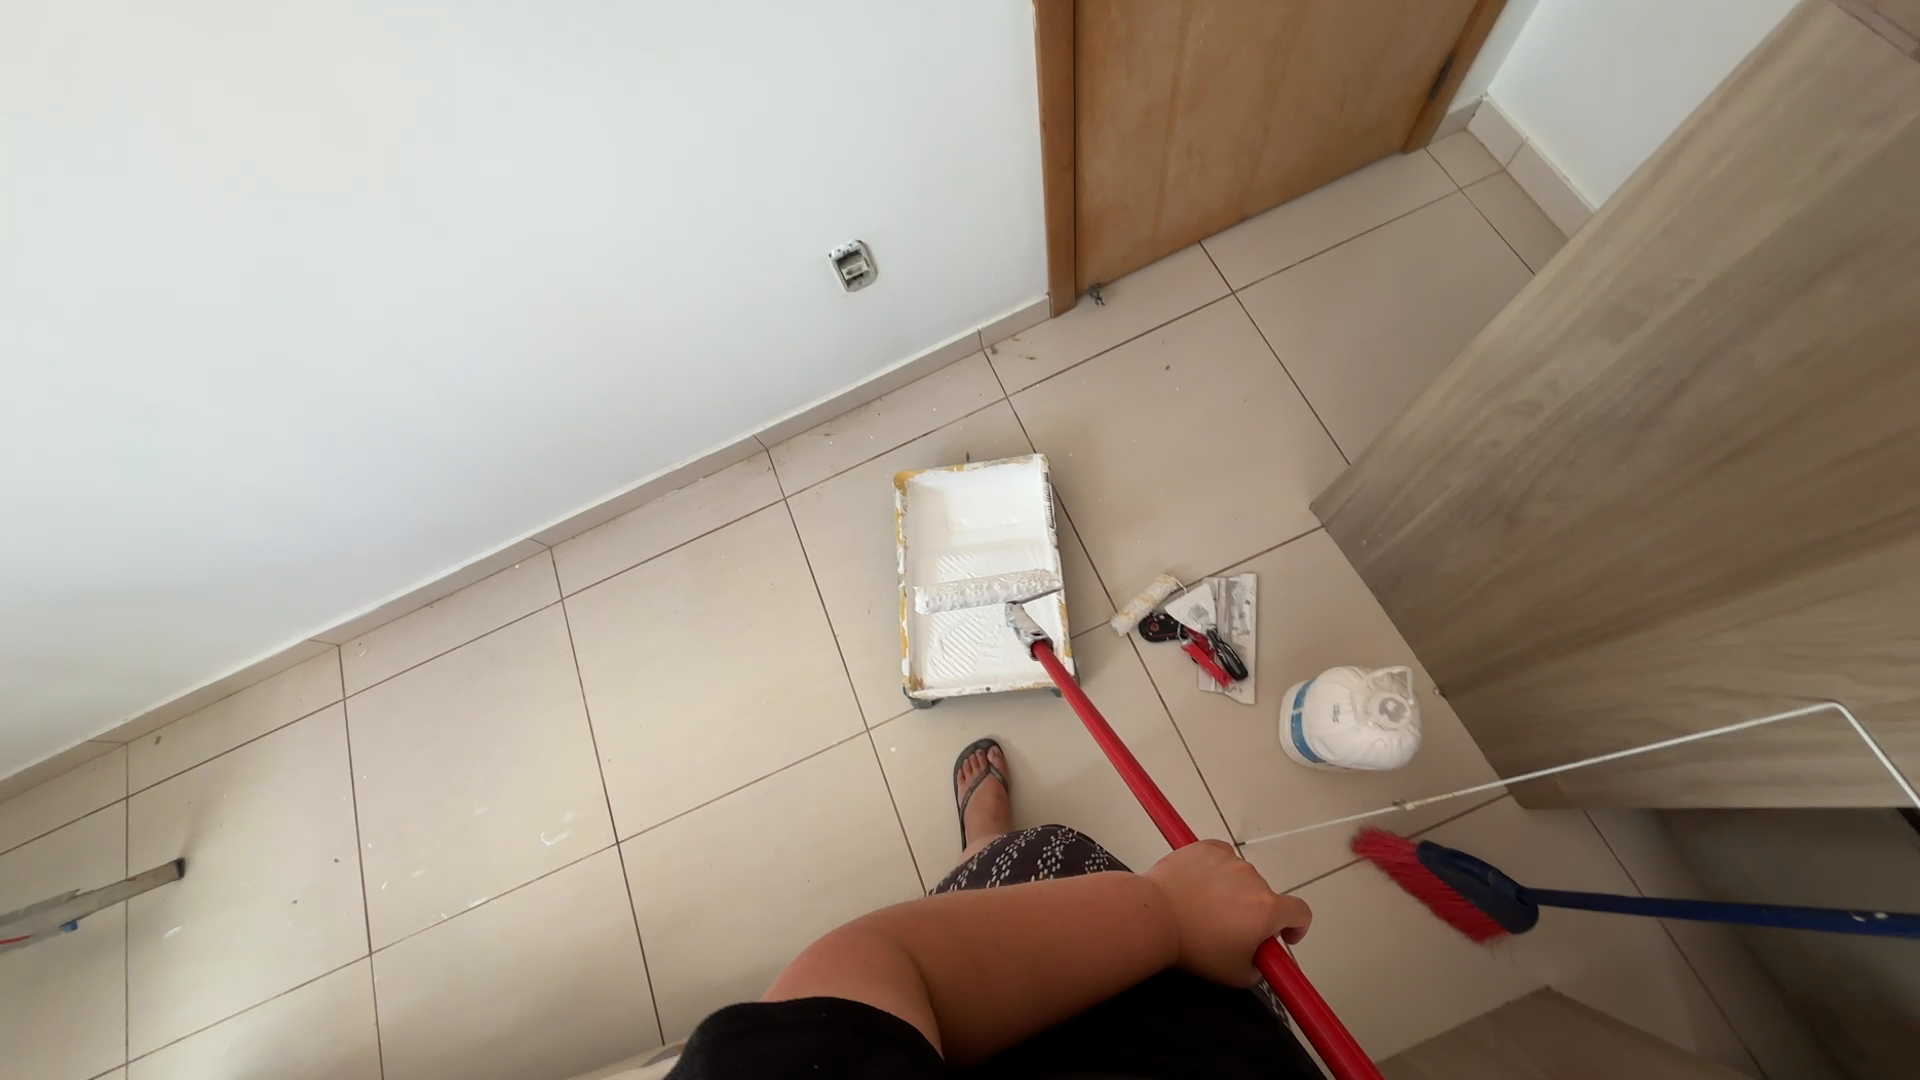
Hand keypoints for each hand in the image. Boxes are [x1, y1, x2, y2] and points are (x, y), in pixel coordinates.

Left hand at [1145, 840, 1311, 986]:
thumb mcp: (1240, 974)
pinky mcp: (1205, 846)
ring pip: (1242, 876)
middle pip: (1266, 896)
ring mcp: (1227, 858)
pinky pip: (1222, 856)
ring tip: (1206, 905)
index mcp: (1268, 909)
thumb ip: (1263, 964)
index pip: (1301, 912)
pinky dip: (1217, 868)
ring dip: (1234, 889)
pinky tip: (1200, 883)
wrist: (1156, 916)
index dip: (1296, 927)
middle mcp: (1253, 878)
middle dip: (1255, 912)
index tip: (1281, 937)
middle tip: (1229, 927)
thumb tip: (1261, 952)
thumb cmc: (1197, 948)